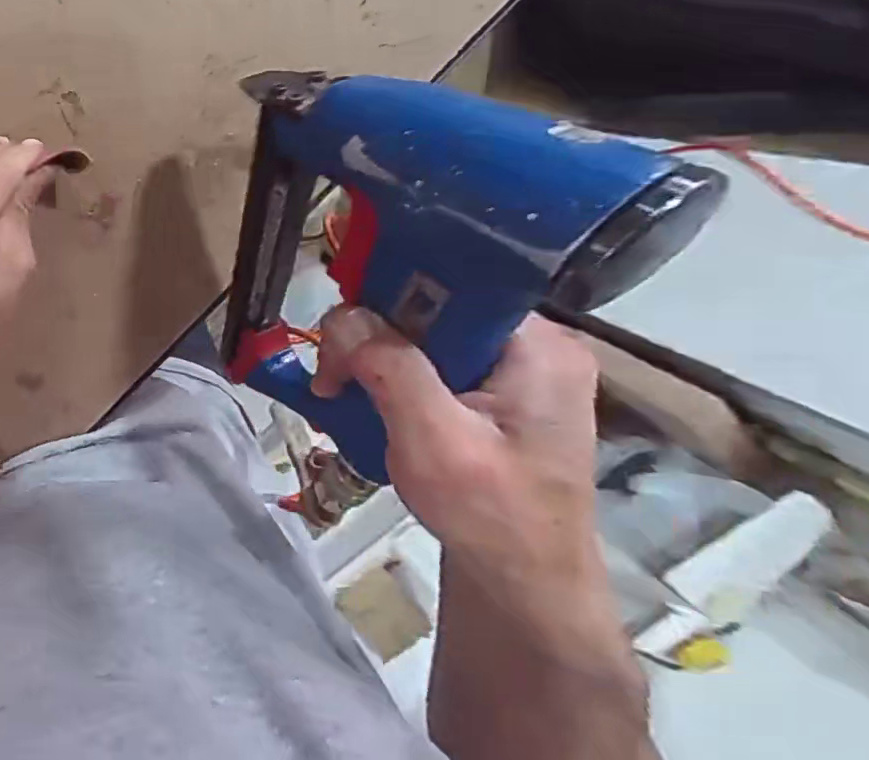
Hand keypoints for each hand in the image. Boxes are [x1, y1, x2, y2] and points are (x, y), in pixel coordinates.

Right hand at [312, 310, 600, 593]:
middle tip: (331, 375)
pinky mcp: (493, 390)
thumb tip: (342, 315)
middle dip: (370, 335)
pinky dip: (388, 374)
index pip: (451, 284)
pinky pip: (427, 359)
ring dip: (372, 357)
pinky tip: (363, 397)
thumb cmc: (491, 516)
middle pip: (430, 306)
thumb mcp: (437, 442)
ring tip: (338, 390)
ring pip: (421, 332)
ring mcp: (513, 367)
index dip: (386, 296)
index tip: (341, 332)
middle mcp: (531, 343)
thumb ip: (391, 369)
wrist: (521, 585)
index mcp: (537, 345)